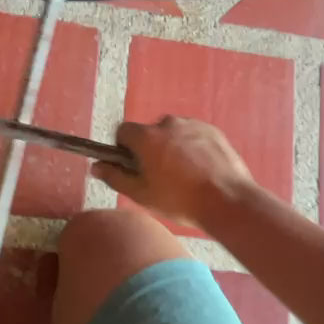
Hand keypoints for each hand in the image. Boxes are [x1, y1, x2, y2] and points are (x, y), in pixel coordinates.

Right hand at [92, 116, 255, 228]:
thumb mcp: (142, 195)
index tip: (134, 167)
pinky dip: (193, 147)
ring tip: (185, 175)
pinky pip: (194, 135)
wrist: (228, 200)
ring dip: (173, 147)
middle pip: (149, 132)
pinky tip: (202, 170)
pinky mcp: (212, 130)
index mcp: (146, 136)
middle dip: (151, 148)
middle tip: (161, 176)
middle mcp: (167, 123)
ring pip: (173, 133)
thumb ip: (115, 177)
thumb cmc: (179, 200)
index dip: (124, 149)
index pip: (123, 131)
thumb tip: (95, 167)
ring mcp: (192, 124)